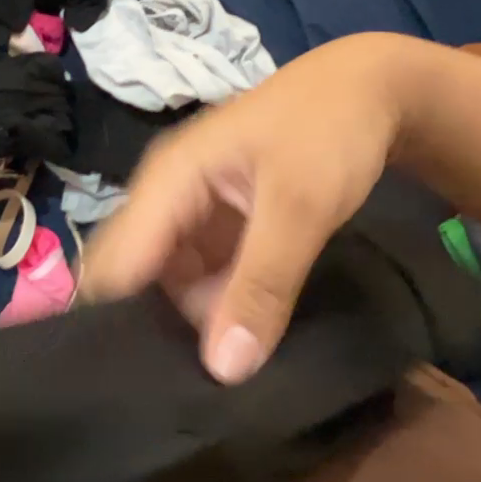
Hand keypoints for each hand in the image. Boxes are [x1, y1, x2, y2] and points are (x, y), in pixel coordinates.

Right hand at [79, 34, 416, 383]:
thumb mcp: (300, 205)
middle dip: (156, 329)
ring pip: (173, 285)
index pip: (115, 260)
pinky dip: (220, 308)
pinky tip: (244, 339)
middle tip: (189, 391)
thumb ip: (263, 283)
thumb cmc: (326, 131)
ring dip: (197, 323)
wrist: (368, 90)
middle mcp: (169, 198)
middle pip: (138, 279)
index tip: (128, 391)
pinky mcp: (221, 227)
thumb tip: (223, 371)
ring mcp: (194, 213)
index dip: (112, 321)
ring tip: (229, 368)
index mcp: (168, 180)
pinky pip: (204, 279)